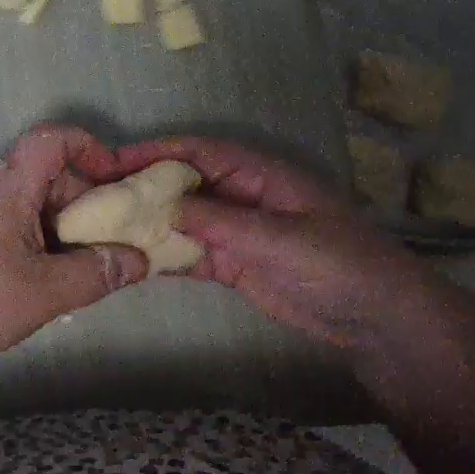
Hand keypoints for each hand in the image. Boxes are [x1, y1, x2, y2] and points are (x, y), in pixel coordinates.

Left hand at [0, 125, 150, 364]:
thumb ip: (97, 272)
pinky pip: (19, 214)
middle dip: (89, 195)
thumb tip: (139, 259)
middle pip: (48, 170)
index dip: (88, 148)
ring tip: (97, 256)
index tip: (115, 180)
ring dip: (69, 218)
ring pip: (35, 195)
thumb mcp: (47, 292)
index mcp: (5, 190)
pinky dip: (46, 230)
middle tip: (119, 233)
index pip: (49, 140)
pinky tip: (62, 265)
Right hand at [110, 137, 450, 350]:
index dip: (157, 152)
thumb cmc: (339, 265)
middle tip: (96, 194)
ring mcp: (236, 232)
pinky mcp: (232, 264)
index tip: (114, 160)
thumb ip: (220, 221)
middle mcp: (242, 197)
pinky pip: (188, 253)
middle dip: (142, 186)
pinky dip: (162, 254)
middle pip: (183, 183)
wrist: (379, 321)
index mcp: (260, 176)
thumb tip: (162, 203)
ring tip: (103, 225)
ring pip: (181, 218)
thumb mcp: (280, 238)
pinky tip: (131, 257)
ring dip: (147, 221)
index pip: (199, 153)